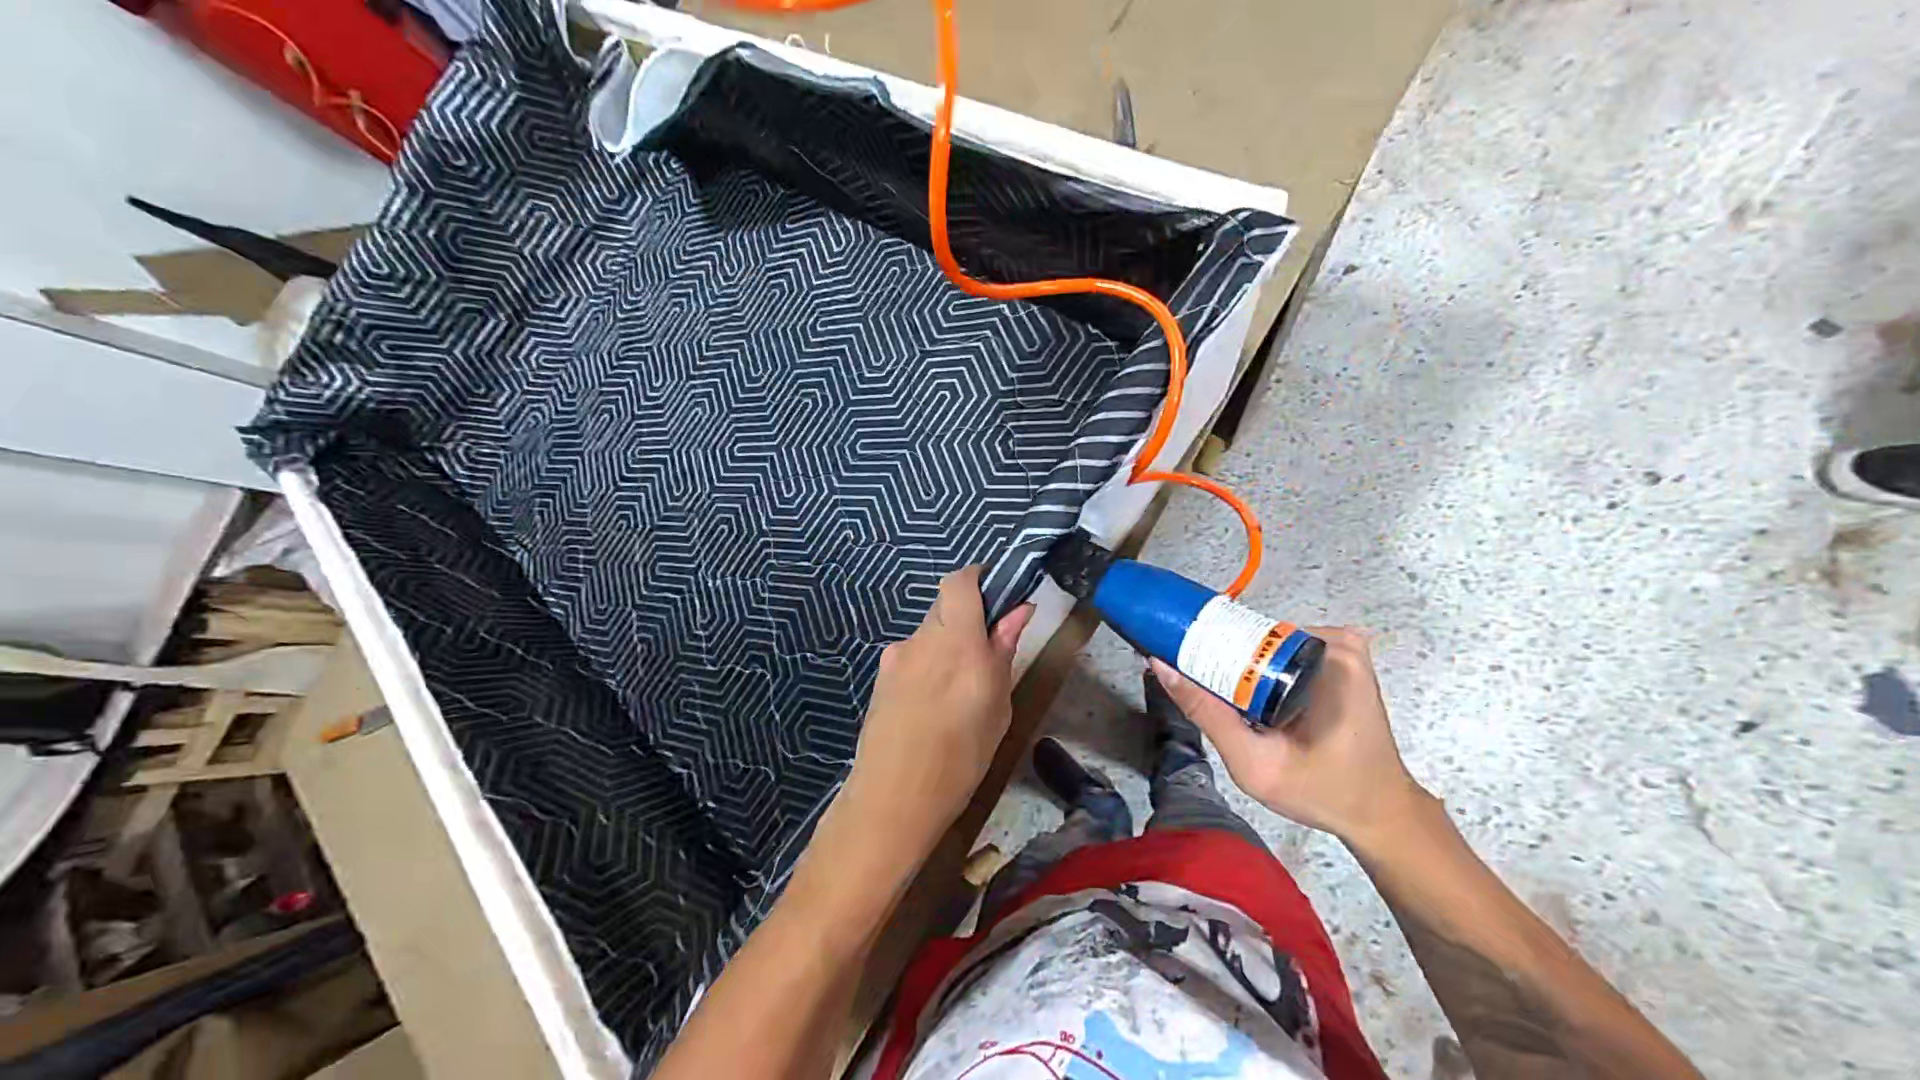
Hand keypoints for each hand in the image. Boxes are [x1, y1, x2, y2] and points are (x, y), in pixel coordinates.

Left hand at [835, 566, 1033, 861]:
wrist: (893, 799)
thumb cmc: (960, 757)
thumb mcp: (996, 706)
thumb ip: (1003, 651)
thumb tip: (1018, 610)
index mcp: (957, 640)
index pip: (959, 581)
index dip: (978, 578)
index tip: (997, 594)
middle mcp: (922, 639)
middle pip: (944, 607)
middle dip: (967, 619)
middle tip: (986, 656)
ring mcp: (895, 658)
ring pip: (929, 635)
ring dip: (947, 648)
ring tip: (959, 695)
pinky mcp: (881, 678)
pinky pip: (912, 659)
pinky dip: (928, 669)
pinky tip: (932, 709)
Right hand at [1150, 627, 1430, 848]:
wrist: (1380, 814)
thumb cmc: (1321, 790)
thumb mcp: (1253, 762)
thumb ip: (1206, 713)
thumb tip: (1161, 664)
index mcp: (1326, 662)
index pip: (1247, 637)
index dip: (1211, 651)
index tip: (1186, 670)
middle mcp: (1340, 645)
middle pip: (1259, 638)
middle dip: (1230, 663)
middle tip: (1213, 698)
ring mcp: (1349, 650)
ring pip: (1272, 645)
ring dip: (1249, 668)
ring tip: (1233, 704)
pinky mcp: (1350, 662)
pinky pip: (1291, 652)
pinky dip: (1270, 670)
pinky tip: (1262, 700)